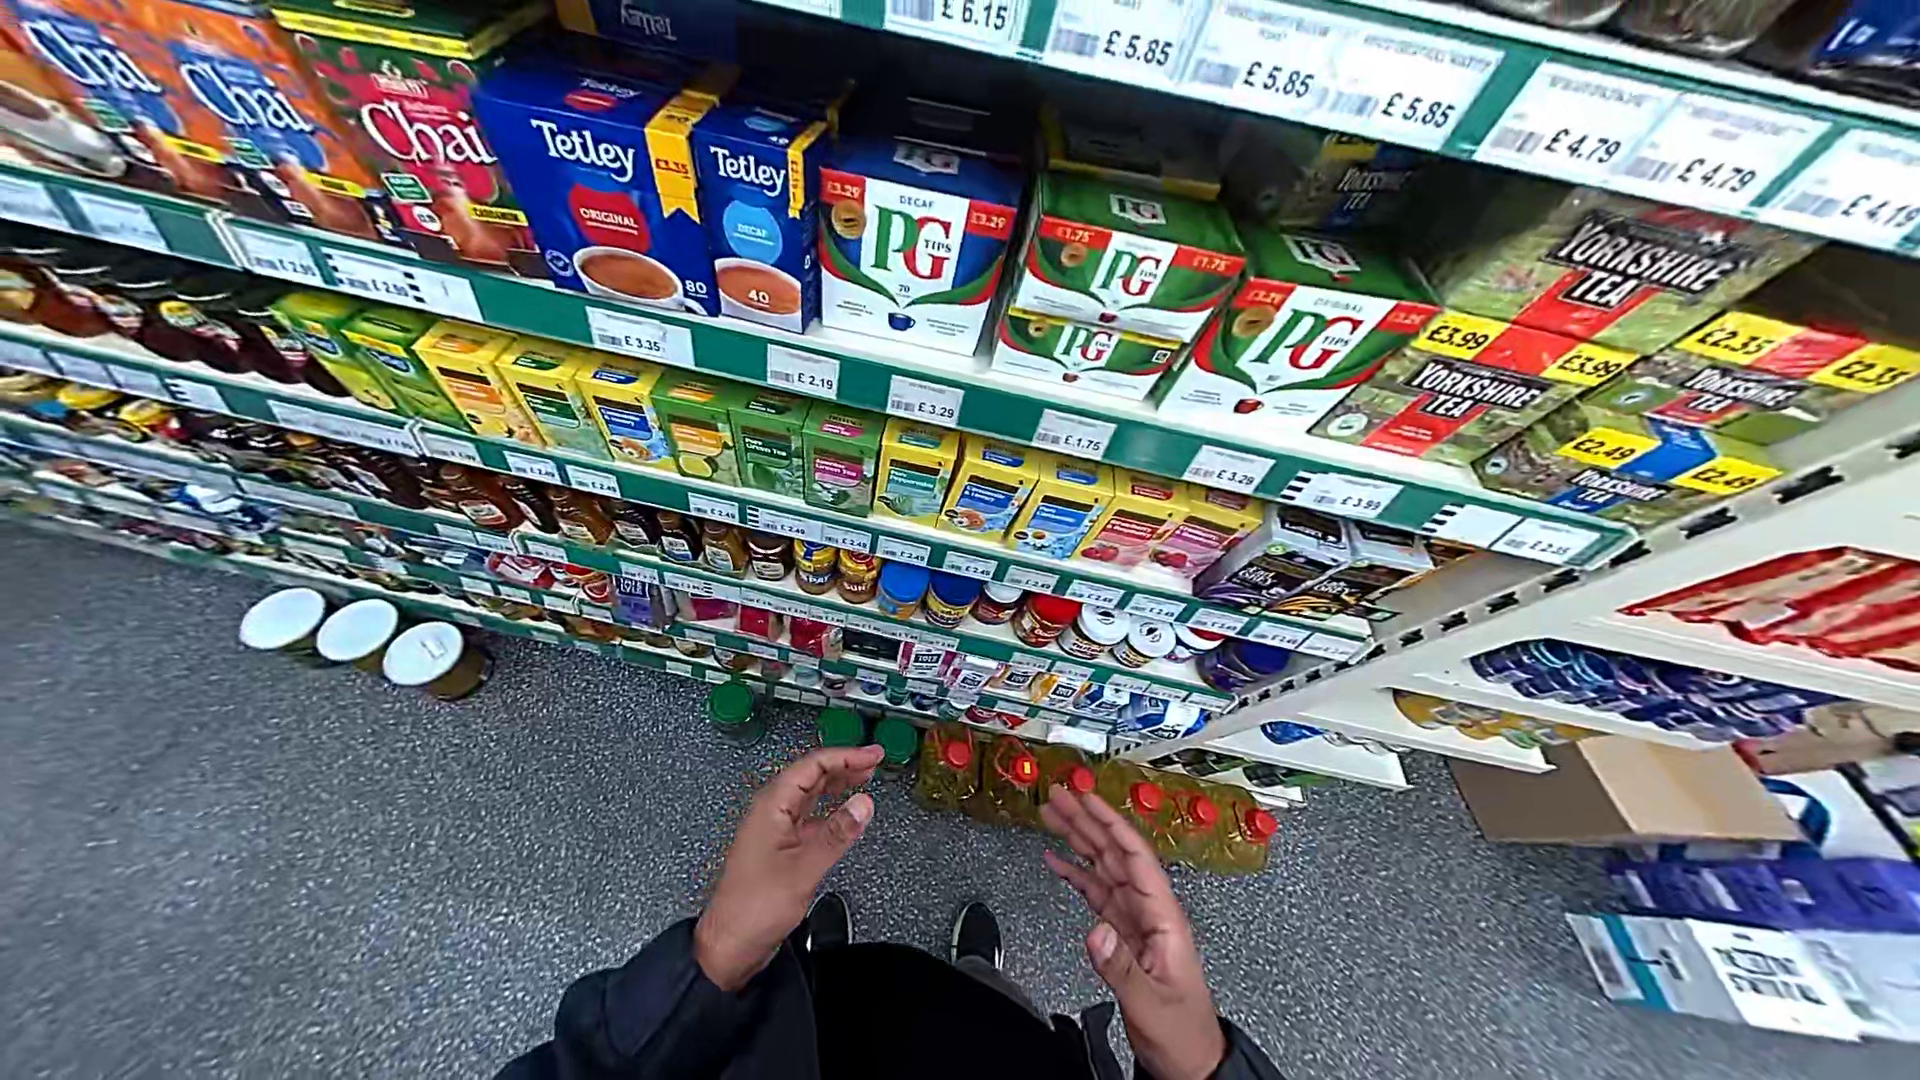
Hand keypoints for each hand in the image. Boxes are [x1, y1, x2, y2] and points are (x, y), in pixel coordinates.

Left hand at [694, 745, 883, 991]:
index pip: (814, 764)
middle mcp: (772, 810)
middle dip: (845, 764)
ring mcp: (775, 826)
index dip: (846, 756)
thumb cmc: (754, 908)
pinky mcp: (781, 844)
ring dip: (839, 782)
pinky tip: (845, 812)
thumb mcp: (804, 868)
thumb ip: (838, 833)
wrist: (729, 947)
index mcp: (773, 804)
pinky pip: (810, 813)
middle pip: (812, 773)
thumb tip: (864, 804)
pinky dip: (831, 807)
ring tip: (865, 777)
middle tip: (874, 760)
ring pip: (811, 792)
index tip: (871, 755)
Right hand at [1040, 787, 1225, 1079]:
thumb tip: (1095, 930)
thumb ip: (1121, 966)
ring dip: (1078, 838)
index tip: (1088, 799)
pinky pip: (1095, 891)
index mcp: (1162, 915)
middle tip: (1059, 797)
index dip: (1110, 822)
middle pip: (1114, 852)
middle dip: (1086, 820)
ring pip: (1102, 865)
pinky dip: (1075, 872)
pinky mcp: (1121, 931)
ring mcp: (1133, 918)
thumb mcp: (1151, 1003)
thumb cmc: (1183, 1033)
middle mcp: (1148, 908)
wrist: (1190, 1062)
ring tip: (1053, 816)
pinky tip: (1057, 860)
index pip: (1134, 855)